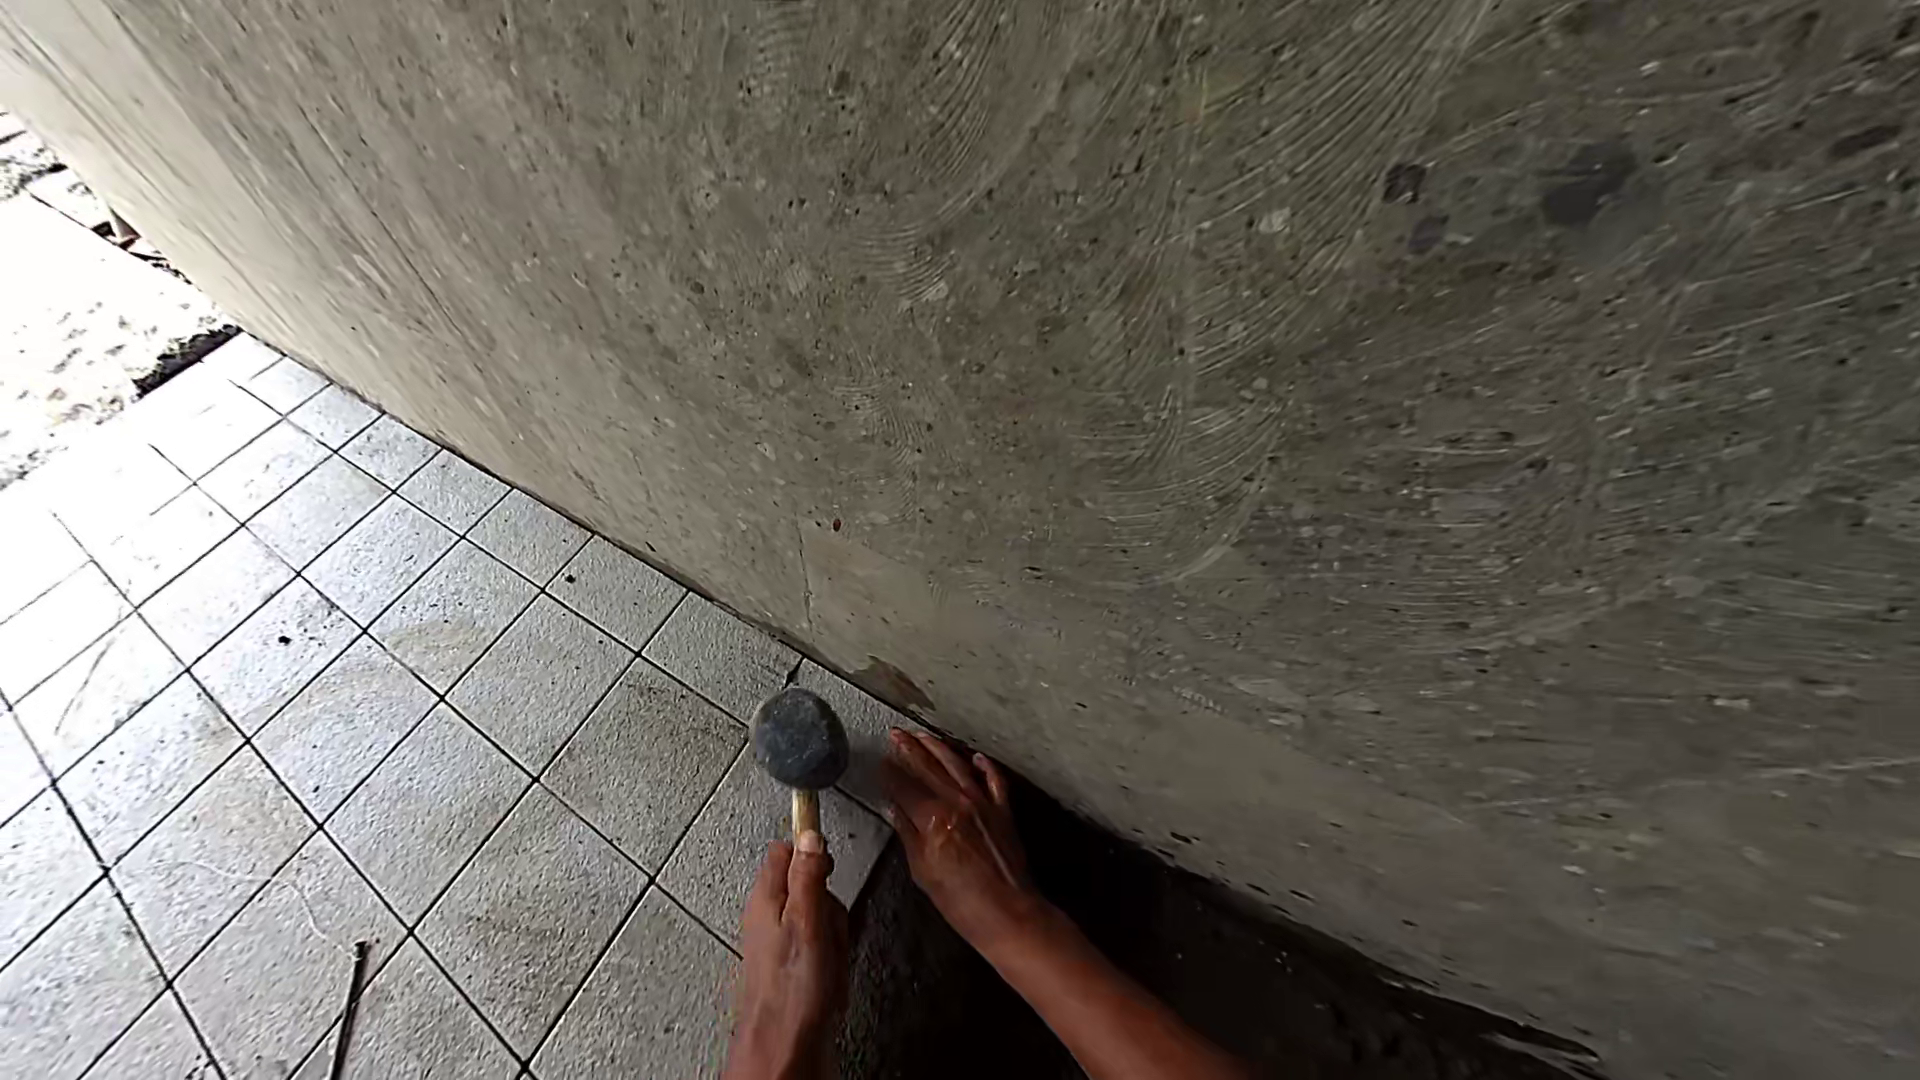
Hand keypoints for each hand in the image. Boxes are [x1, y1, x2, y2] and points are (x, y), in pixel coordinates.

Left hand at [723, 833, 847, 1079]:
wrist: (784, 1056)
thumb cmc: (790, 995)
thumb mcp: (806, 920)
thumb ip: (808, 874)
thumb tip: (810, 833)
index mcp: (766, 898)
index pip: (787, 850)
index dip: (812, 852)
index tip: (828, 869)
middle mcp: (770, 917)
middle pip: (812, 884)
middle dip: (831, 905)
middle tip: (827, 929)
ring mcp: (782, 944)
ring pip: (823, 916)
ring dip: (835, 936)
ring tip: (828, 961)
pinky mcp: (795, 969)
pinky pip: (825, 947)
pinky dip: (833, 961)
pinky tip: (828, 980)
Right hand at [883, 729, 1045, 950]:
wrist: (1008, 914)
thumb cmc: (962, 902)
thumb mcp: (922, 872)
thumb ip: (908, 834)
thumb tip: (895, 810)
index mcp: (934, 817)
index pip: (904, 786)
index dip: (890, 771)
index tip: (881, 760)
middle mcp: (958, 802)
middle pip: (928, 767)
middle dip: (909, 748)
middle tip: (897, 734)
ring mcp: (983, 802)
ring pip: (957, 764)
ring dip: (938, 747)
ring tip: (924, 736)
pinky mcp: (1002, 809)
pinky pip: (993, 779)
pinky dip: (984, 765)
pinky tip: (976, 756)